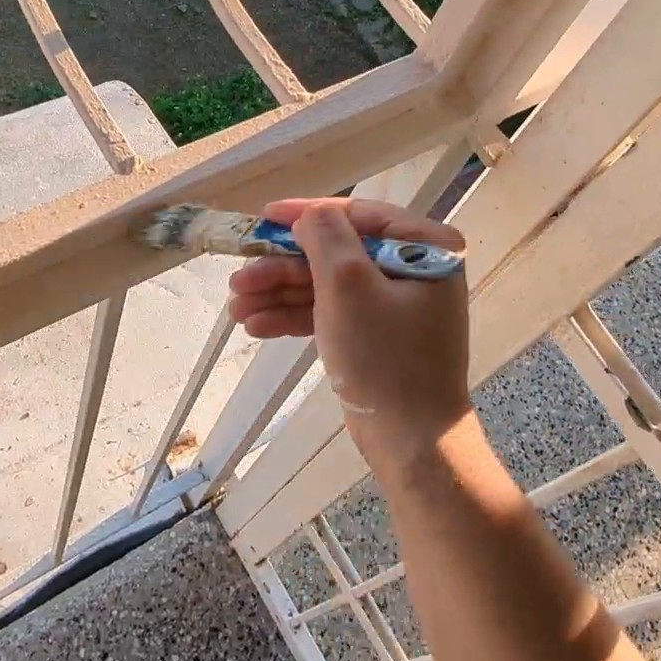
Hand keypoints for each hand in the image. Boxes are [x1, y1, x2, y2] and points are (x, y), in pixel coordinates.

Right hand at [228, 198, 471, 468]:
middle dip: (283, 268)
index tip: (263, 217)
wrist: (412, 444)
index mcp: (424, 247)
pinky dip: (297, 317)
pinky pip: (333, 314)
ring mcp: (395, 306)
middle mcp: (414, 269)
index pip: (358, 216)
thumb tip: (310, 215)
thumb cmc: (386, 357)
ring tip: (236, 308)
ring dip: (281, 294)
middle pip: (336, 254)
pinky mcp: (377, 336)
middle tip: (237, 280)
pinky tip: (257, 326)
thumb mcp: (349, 285)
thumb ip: (326, 238)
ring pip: (328, 286)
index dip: (306, 215)